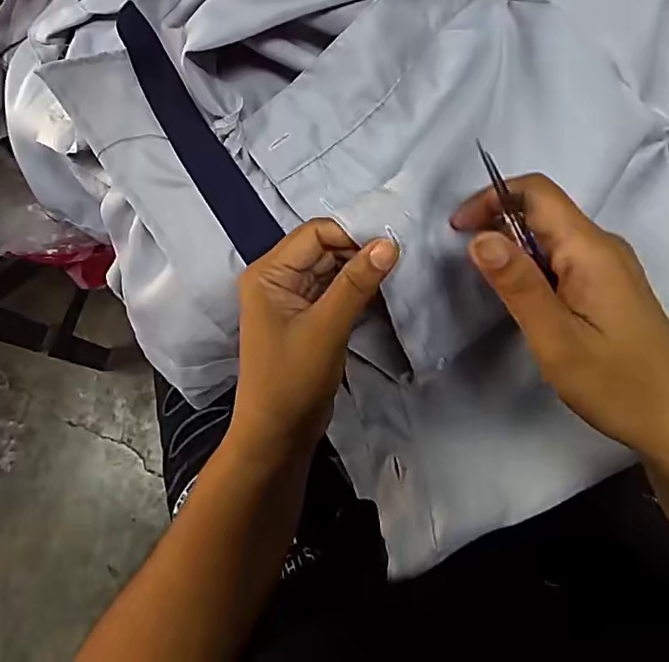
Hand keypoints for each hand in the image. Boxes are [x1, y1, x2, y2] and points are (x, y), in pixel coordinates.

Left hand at [230, 219, 396, 459]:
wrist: (277, 435)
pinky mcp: (307, 315)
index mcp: (269, 272)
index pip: (313, 234)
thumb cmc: (292, 380)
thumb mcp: (327, 327)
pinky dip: (355, 288)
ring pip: (331, 268)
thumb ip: (356, 283)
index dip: (351, 233)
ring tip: (397, 270)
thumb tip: (388, 244)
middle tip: (400, 256)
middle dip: (358, 250)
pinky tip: (383, 290)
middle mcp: (276, 277)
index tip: (391, 241)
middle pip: (323, 247)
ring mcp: (291, 297)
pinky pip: (333, 289)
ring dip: (360, 269)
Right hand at [452, 174, 668, 460]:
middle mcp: (603, 246)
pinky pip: (562, 255)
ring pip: (550, 233)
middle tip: (469, 262)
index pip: (536, 192)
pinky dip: (531, 264)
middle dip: (497, 222)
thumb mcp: (556, 339)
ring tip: (494, 285)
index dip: (491, 198)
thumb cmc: (619, 385)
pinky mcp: (610, 285)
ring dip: (513, 246)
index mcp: (590, 249)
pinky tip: (526, 299)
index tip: (459, 229)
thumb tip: (479, 236)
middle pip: (541, 209)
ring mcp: (610, 265)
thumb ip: (517, 283)